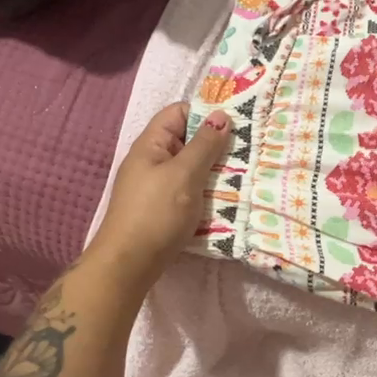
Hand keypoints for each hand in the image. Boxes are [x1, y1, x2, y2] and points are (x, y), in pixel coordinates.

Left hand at [82, 102, 232, 288]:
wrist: (129, 264)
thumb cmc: (156, 213)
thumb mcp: (184, 174)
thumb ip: (204, 145)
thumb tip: (221, 115)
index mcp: (151, 144)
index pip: (178, 113)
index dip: (204, 114)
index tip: (234, 126)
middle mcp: (152, 160)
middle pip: (187, 140)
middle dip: (215, 145)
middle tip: (246, 151)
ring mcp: (156, 185)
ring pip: (191, 167)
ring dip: (214, 170)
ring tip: (242, 175)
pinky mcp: (163, 207)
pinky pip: (189, 189)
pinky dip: (206, 191)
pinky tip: (225, 199)